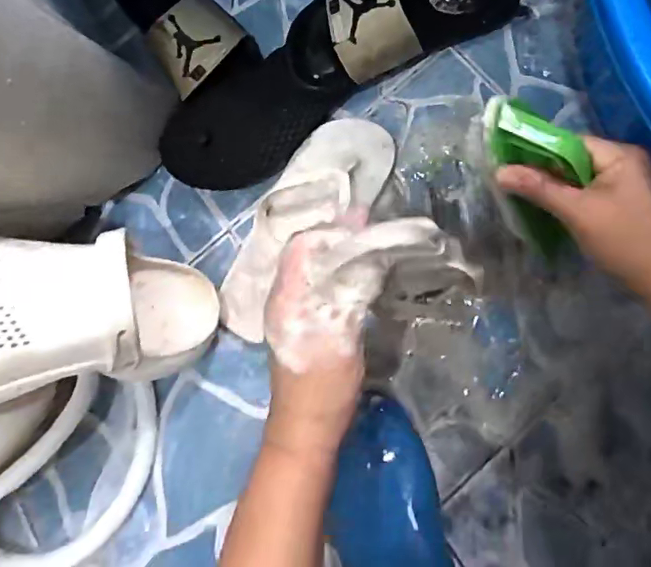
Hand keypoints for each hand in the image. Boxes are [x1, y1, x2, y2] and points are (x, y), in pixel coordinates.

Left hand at [261, 230, 363, 458]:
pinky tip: (356, 269)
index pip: (301, 244)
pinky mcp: (299, 320)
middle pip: (305, 250)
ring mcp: (288, 308)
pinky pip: (314, 280)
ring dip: (335, 249)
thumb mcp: (341, 341)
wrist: (305, 431)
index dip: (329, 228)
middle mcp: (282, 295)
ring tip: (366, 240)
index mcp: (286, 296)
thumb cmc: (322, 389)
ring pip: (310, 264)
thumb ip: (348, 298)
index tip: (360, 220)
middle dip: (335, 234)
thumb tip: (366, 258)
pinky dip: (334, 268)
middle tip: (368, 225)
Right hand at [496, 136, 650, 301]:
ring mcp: (623, 181)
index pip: (566, 141)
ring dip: (551, 182)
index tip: (507, 159)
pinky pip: (584, 187)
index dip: (536, 148)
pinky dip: (565, 194)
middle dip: (541, 167)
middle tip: (510, 176)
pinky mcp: (620, 199)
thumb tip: (498, 171)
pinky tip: (547, 203)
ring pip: (575, 173)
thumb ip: (538, 187)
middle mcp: (622, 160)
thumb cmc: (625, 241)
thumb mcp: (576, 212)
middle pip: (569, 156)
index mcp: (618, 155)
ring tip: (522, 189)